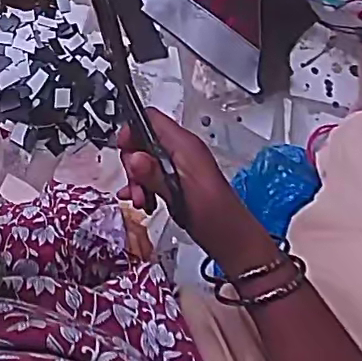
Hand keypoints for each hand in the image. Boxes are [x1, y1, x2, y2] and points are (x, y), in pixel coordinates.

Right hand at [119, 108, 280, 273]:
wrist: (235, 242)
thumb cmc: (217, 220)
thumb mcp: (179, 197)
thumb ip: (154, 174)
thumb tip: (133, 157)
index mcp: (185, 146)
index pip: (149, 118)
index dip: (131, 131)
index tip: (125, 154)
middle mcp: (183, 149)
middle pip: (143, 138)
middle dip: (132, 161)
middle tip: (135, 183)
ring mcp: (181, 163)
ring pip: (145, 157)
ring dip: (137, 177)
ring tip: (140, 197)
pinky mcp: (179, 177)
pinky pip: (153, 171)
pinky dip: (144, 184)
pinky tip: (143, 200)